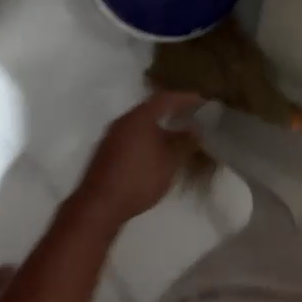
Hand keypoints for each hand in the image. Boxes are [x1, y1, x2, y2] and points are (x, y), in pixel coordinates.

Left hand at [71, 91, 204, 227]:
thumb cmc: (139, 178)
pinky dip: (147, 137)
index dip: (185, 98)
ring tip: (176, 134)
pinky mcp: (107, 151)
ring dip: (158, 126)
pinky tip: (155, 150)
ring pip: (140, 123)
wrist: (100, 204)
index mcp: (140, 117)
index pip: (165, 98)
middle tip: (190, 114)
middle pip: (150, 108)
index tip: (201, 100)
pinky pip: (132, 135)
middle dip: (171, 110)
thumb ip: (184, 143)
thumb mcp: (169, 162)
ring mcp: (112, 135)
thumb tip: (195, 130)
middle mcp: (123, 120)